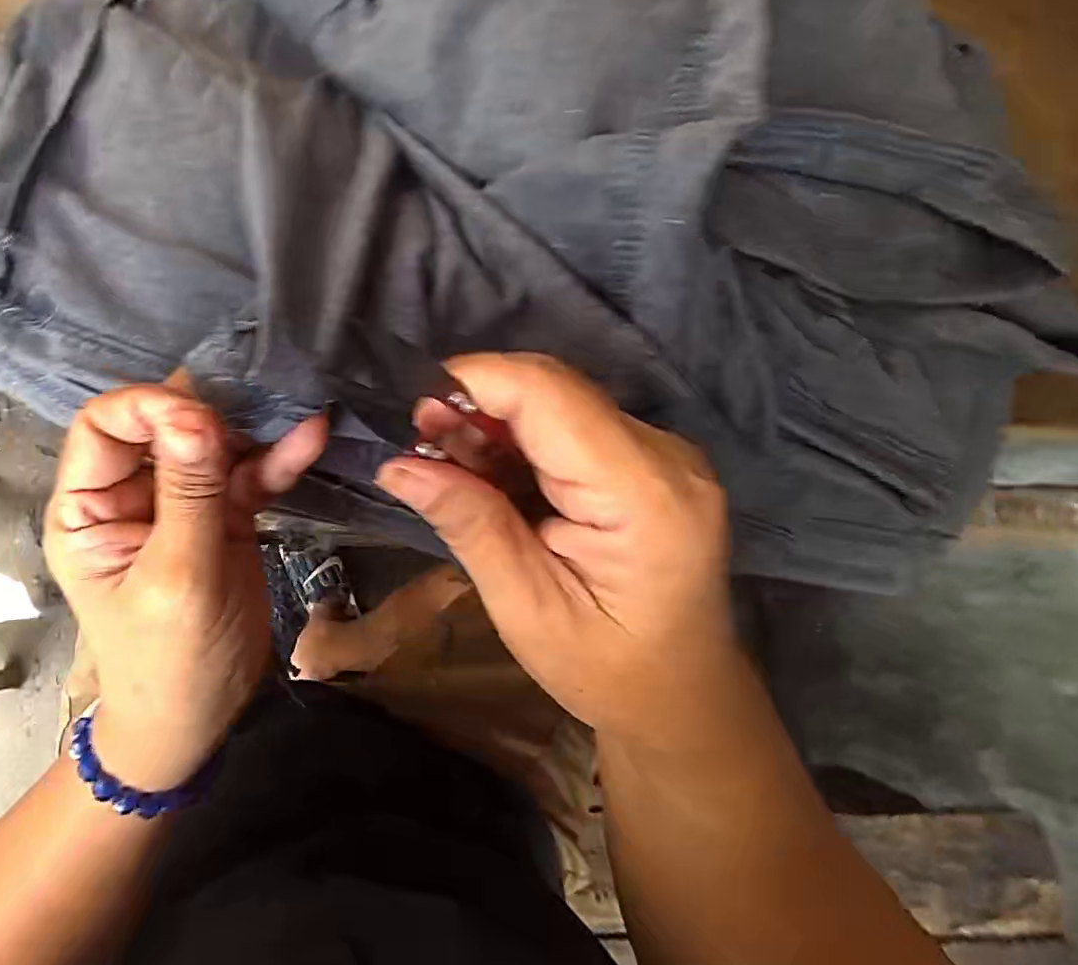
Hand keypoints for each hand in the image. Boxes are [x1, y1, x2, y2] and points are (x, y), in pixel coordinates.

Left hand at [43, 381, 326, 789]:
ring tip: (292, 409)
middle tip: (254, 407)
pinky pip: (245, 478)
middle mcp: (128, 496)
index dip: (146, 408)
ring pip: (208, 445)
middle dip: (205, 412)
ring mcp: (178, 504)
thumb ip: (189, 495)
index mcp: (87, 509)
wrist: (197, 721)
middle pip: (159, 426)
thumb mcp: (176, 579)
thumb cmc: (167, 662)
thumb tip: (195, 414)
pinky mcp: (221, 517)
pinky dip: (275, 460)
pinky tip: (310, 438)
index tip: (200, 416)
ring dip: (249, 428)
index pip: (102, 427)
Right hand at [374, 352, 739, 754]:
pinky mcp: (642, 459)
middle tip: (420, 445)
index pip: (548, 394)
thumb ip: (469, 524)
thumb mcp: (524, 607)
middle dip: (474, 401)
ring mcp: (657, 453)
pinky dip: (511, 439)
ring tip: (444, 464)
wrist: (680, 696)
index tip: (414, 414)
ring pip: (552, 399)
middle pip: (550, 387)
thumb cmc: (605, 669)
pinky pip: (563, 423)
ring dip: (487, 421)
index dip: (474, 382)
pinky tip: (483, 472)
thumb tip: (397, 466)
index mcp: (640, 496)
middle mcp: (661, 456)